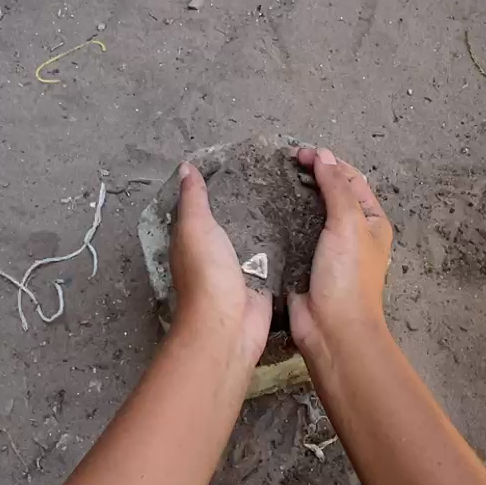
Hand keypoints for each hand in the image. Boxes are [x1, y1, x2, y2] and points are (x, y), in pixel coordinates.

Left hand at [169, 162, 272, 365]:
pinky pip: (273, 256)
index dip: (216, 185)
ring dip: (268, 221)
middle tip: (276, 173)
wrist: (230, 323)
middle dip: (248, 201)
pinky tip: (299, 223)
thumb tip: (186, 168)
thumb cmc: (207, 274)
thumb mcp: (195, 228)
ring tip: (292, 191)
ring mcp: (239, 267)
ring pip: (254, 237)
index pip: (202, 206)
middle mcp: (214, 252)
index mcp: (192, 240)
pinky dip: (283, 242)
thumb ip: (193, 199)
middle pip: (231, 220)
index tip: (241, 161)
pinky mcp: (262, 279)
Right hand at [288, 146, 392, 363]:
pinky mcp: (303, 262)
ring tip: (268, 181)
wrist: (331, 329)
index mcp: (371, 221)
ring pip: (308, 213)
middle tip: (281, 164)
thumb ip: (336, 187)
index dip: (328, 163)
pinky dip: (280, 221)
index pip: (350, 180)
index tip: (299, 153)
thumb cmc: (347, 276)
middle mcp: (351, 232)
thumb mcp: (348, 223)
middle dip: (309, 177)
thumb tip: (323, 156)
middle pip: (330, 194)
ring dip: (292, 197)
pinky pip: (292, 235)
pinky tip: (263, 210)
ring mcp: (326, 248)